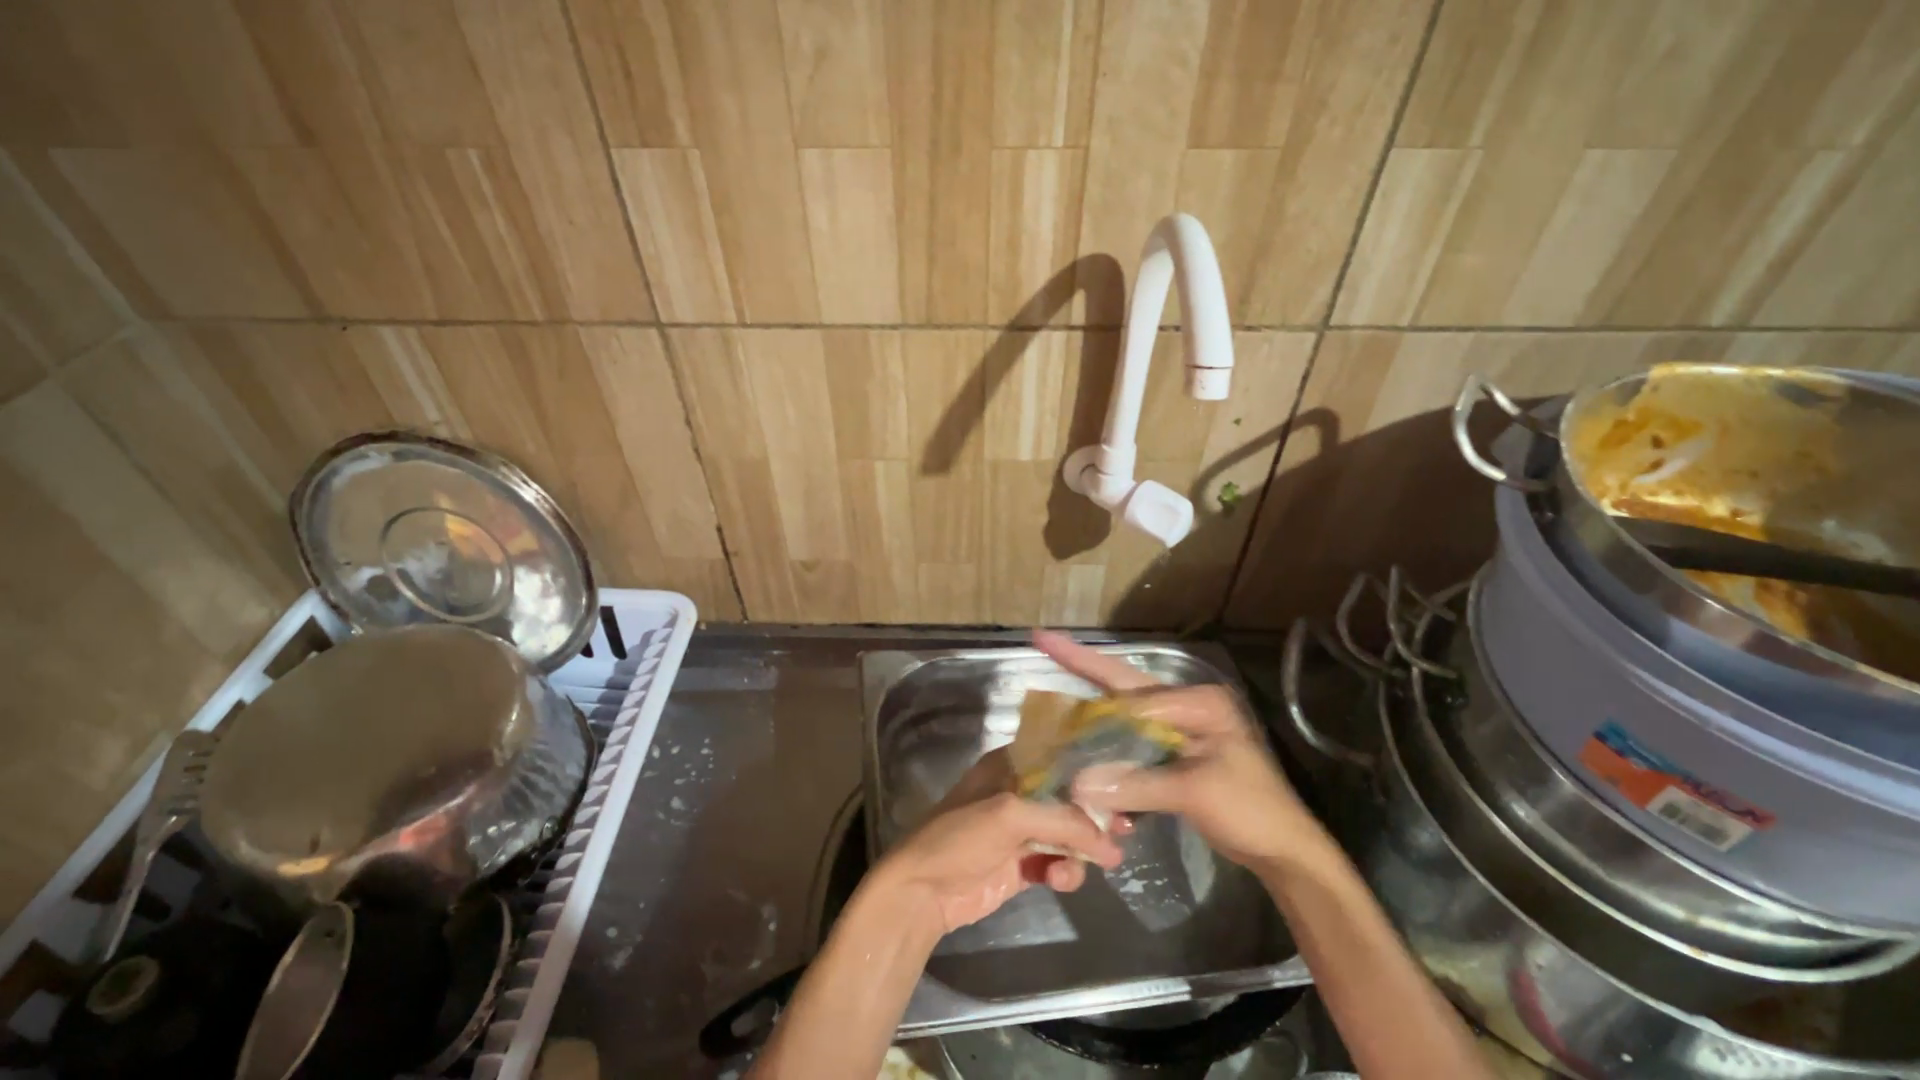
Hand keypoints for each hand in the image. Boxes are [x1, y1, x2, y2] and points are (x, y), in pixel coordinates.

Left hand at [872, 750, 1124, 933]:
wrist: (922, 893)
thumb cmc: (958, 839)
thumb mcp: (1009, 815)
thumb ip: (1062, 820)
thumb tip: (1110, 842)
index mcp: (1007, 767)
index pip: (1057, 757)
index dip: (1089, 768)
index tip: (1123, 780)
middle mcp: (1017, 793)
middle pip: (1069, 798)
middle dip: (1096, 813)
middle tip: (1126, 826)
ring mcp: (1021, 832)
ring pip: (1070, 833)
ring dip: (1086, 848)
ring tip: (1103, 861)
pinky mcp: (1024, 866)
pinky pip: (1060, 863)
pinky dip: (1067, 871)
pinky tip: (1059, 881)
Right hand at [1033, 631, 1338, 877]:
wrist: (1283, 851)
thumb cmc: (1250, 810)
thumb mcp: (1195, 792)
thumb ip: (1136, 783)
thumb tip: (1076, 784)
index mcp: (1199, 703)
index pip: (1134, 696)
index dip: (1091, 691)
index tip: (1052, 666)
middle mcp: (1188, 707)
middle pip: (1125, 686)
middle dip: (1084, 665)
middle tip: (1043, 640)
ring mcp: (1181, 731)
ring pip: (1123, 717)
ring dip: (1089, 714)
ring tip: (1048, 692)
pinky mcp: (1175, 758)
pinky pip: (1130, 748)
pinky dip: (1106, 753)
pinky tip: (1078, 752)